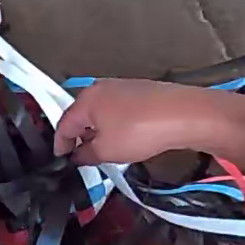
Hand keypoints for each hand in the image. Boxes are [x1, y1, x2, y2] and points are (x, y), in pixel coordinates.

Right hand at [52, 79, 244, 164]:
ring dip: (99, 132)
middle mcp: (101, 88)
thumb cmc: (144, 128)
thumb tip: (78, 156)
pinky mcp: (139, 91)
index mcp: (86, 100)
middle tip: (83, 157)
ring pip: (100, 113)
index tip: (61, 157)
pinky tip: (126, 139)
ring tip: (107, 151)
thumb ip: (85, 155)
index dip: (61, 145)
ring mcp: (121, 87)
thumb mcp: (106, 152)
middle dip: (80, 137)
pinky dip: (116, 125)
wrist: (184, 115)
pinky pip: (118, 110)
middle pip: (81, 116)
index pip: (63, 125)